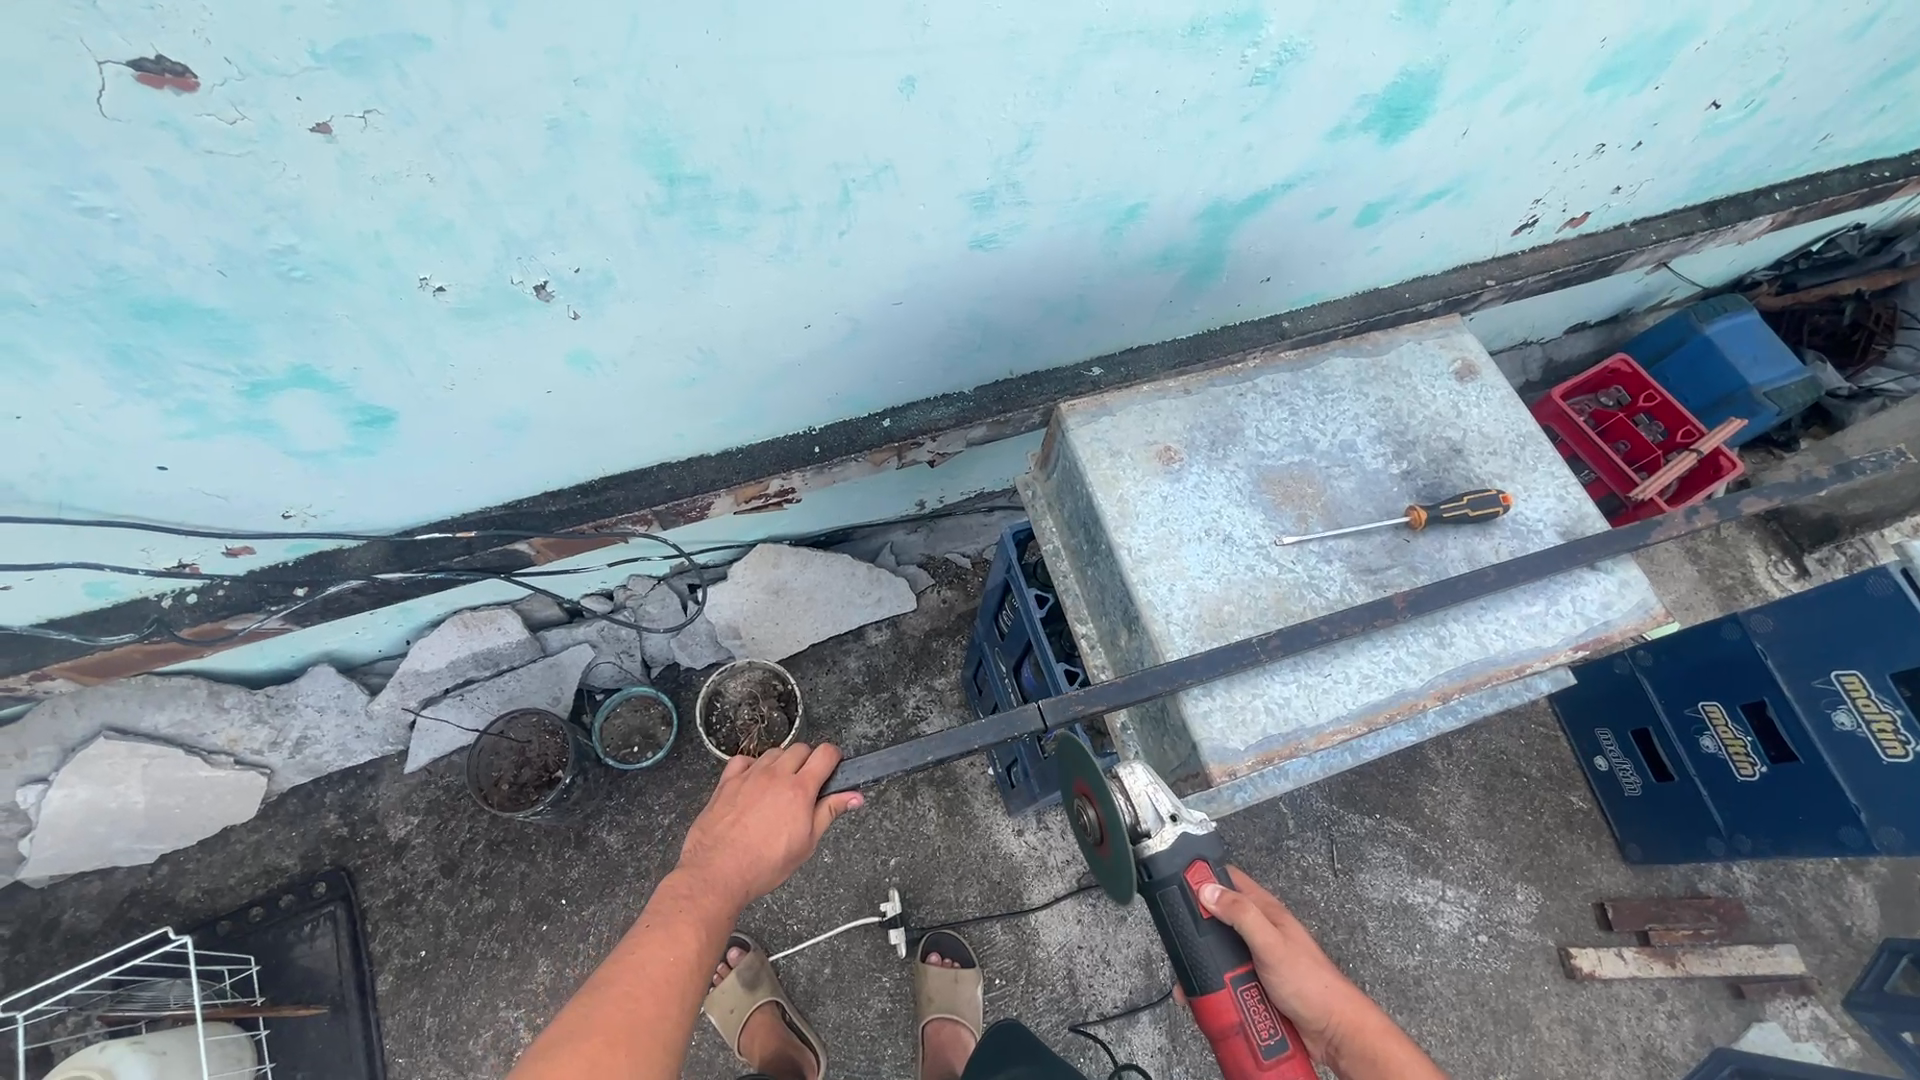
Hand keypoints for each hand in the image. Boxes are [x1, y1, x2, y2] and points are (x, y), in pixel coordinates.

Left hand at [676, 742, 862, 909]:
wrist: (717, 873)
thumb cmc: (761, 864)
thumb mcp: (806, 843)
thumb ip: (830, 812)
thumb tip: (854, 797)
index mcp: (799, 789)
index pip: (825, 753)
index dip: (834, 757)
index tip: (833, 766)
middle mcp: (775, 776)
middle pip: (801, 748)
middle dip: (809, 760)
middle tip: (807, 783)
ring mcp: (749, 776)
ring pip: (774, 752)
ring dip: (782, 763)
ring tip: (780, 786)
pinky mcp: (727, 782)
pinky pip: (744, 760)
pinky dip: (752, 766)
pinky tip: (753, 783)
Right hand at [1195, 866, 1373, 1062]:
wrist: (1334, 1034)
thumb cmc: (1313, 985)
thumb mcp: (1272, 944)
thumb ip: (1242, 915)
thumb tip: (1208, 890)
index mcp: (1265, 912)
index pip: (1229, 880)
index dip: (1204, 877)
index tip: (1178, 883)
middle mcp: (1258, 932)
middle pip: (1216, 921)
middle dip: (1196, 933)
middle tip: (1179, 944)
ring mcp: (1255, 960)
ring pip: (1218, 956)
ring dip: (1203, 968)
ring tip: (1189, 985)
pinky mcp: (1253, 986)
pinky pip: (1225, 982)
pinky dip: (1212, 990)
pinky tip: (1204, 1001)